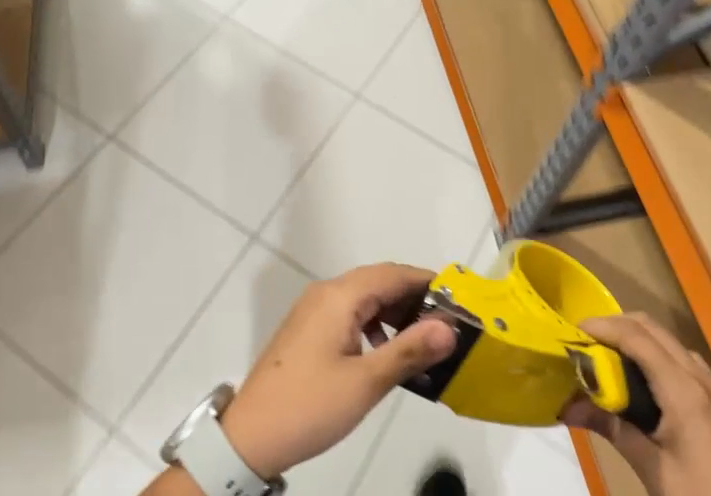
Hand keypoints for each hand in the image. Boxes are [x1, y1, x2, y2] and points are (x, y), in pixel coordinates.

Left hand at [219, 263, 457, 479]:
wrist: (251, 436)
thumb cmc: (311, 405)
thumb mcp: (366, 382)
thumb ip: (409, 351)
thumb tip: (449, 328)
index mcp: (340, 296)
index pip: (393, 274)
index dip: (427, 282)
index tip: (459, 301)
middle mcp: (325, 293)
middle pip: (379, 281)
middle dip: (414, 298)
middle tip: (446, 324)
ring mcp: (313, 310)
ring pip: (364, 298)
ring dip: (394, 312)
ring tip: (422, 340)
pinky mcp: (308, 330)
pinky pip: (349, 313)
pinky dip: (373, 324)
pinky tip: (385, 352)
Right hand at [561, 314, 710, 495]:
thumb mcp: (653, 470)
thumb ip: (613, 429)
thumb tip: (567, 407)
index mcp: (684, 391)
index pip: (637, 337)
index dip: (603, 327)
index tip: (572, 331)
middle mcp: (701, 378)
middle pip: (654, 330)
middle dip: (617, 327)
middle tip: (584, 343)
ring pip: (670, 344)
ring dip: (637, 340)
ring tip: (607, 361)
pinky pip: (684, 363)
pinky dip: (656, 358)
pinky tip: (642, 385)